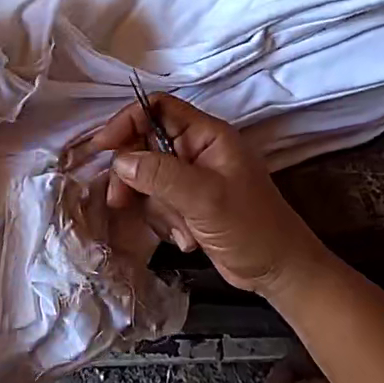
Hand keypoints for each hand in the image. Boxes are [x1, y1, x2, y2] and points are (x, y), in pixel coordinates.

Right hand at [77, 93, 324, 293]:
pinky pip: (155, 202)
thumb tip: (120, 160)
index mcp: (207, 135)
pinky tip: (187, 238)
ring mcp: (190, 178)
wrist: (279, 273)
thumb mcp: (205, 198)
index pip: (158, 109)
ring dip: (153, 206)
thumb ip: (161, 174)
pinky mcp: (186, 203)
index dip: (128, 121)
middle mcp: (196, 151)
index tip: (104, 146)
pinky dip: (163, 221)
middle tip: (121, 199)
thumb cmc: (252, 228)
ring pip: (145, 178)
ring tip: (178, 229)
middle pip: (144, 145)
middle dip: (133, 175)